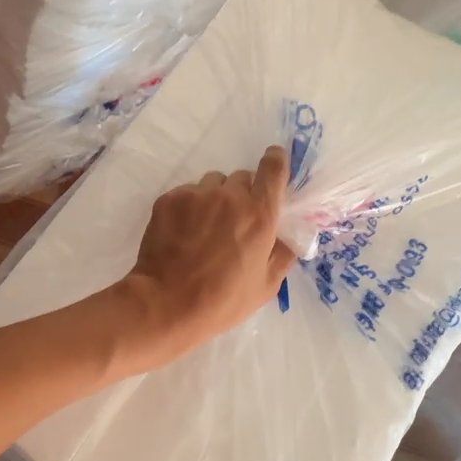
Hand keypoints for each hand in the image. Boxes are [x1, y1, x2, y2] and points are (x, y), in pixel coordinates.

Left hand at [116, 146, 295, 366]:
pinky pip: (186, 192)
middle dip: (243, 194)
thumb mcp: (267, 284)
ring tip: (207, 228)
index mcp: (259, 215)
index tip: (274, 159)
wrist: (167, 301)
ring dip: (214, 198)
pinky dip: (189, 206)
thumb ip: (283, 252)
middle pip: (241, 178)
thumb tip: (292, 233)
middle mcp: (228, 196)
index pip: (272, 170)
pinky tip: (184, 231)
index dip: (276, 160)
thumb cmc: (224, 299)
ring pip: (211, 184)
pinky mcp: (168, 198)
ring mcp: (195, 194)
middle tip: (235, 221)